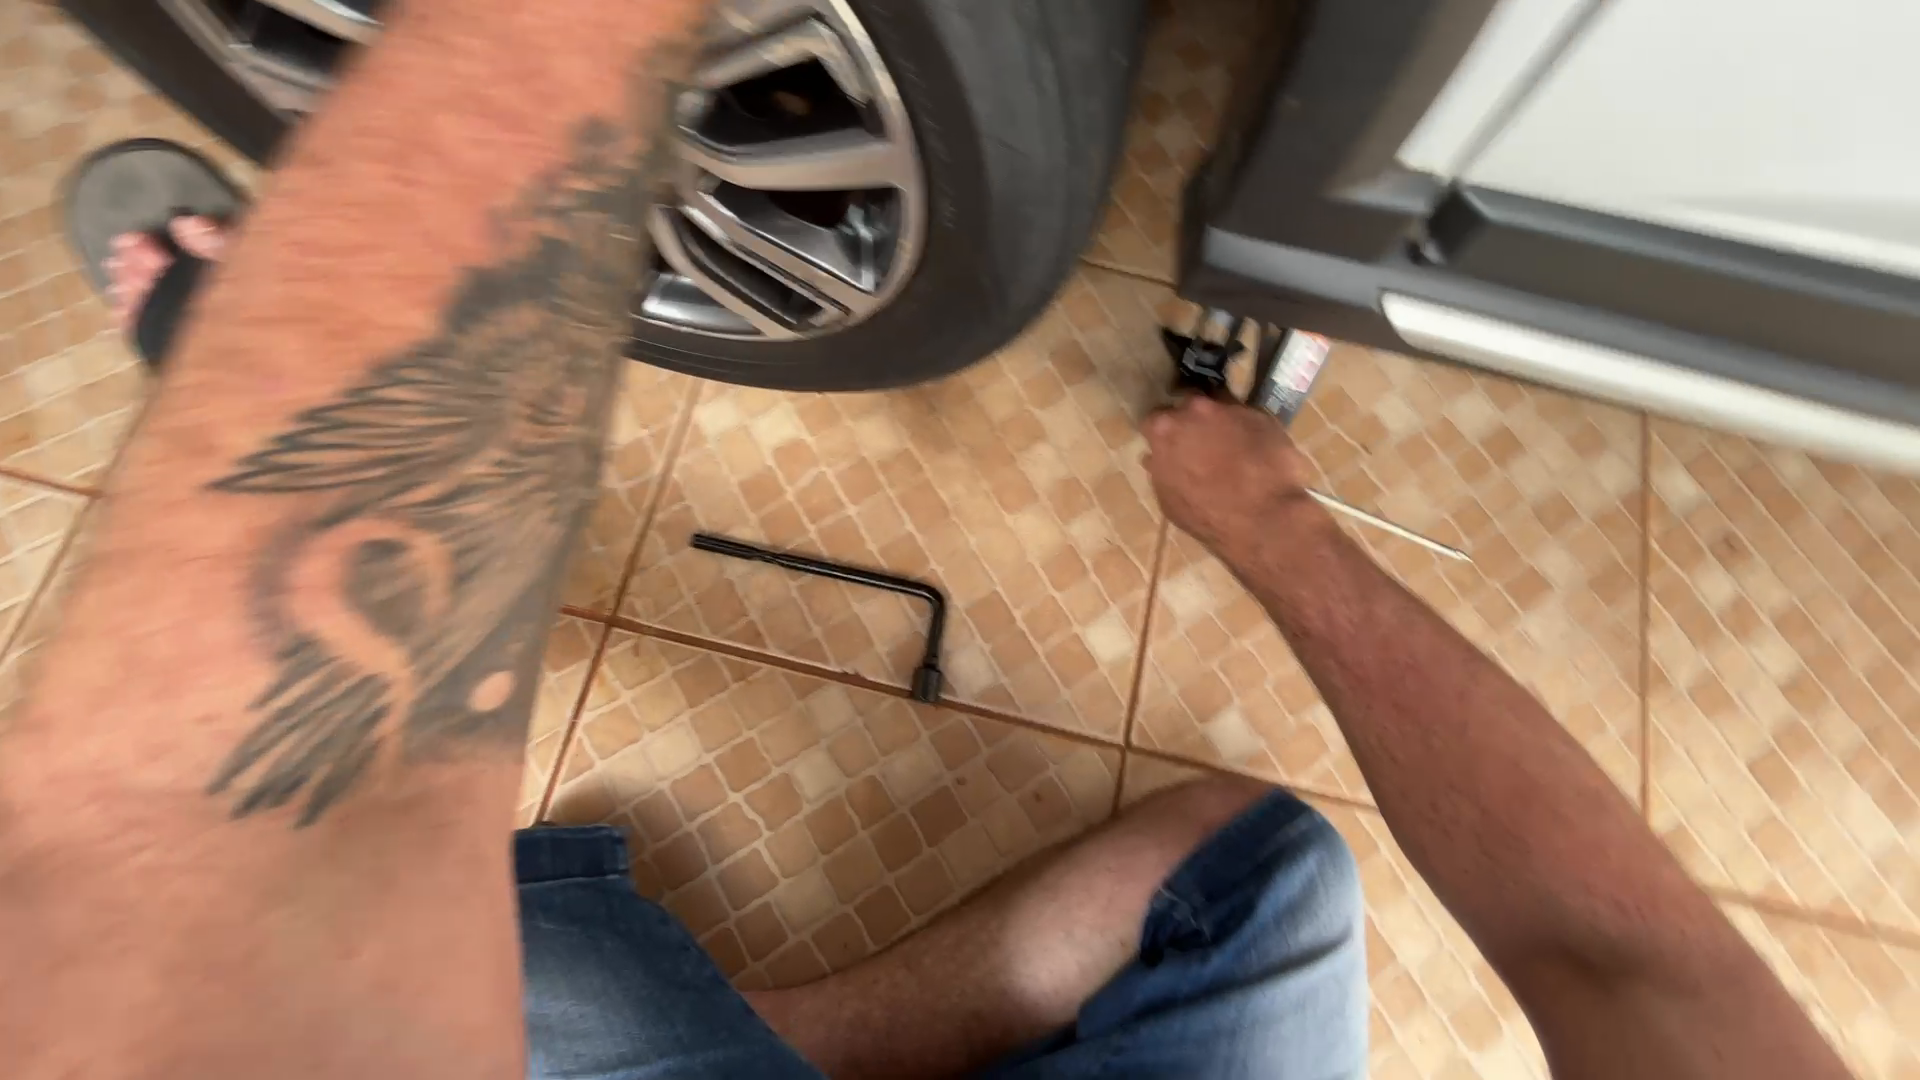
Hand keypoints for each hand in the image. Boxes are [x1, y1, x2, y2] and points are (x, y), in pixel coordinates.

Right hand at [1142, 395, 1318, 559]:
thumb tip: (1154, 458)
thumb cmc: (1207, 515)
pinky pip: (1248, 417)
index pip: (1153, 420)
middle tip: (1199, 442)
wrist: (1265, 516)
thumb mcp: (1170, 501)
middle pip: (1188, 405)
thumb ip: (1159, 472)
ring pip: (1220, 405)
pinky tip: (1254, 450)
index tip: (1167, 445)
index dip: (1161, 434)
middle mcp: (1195, 410)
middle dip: (1191, 420)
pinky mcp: (1262, 415)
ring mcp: (1231, 408)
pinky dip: (1247, 429)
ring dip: (1220, 420)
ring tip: (1229, 444)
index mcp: (1165, 430)